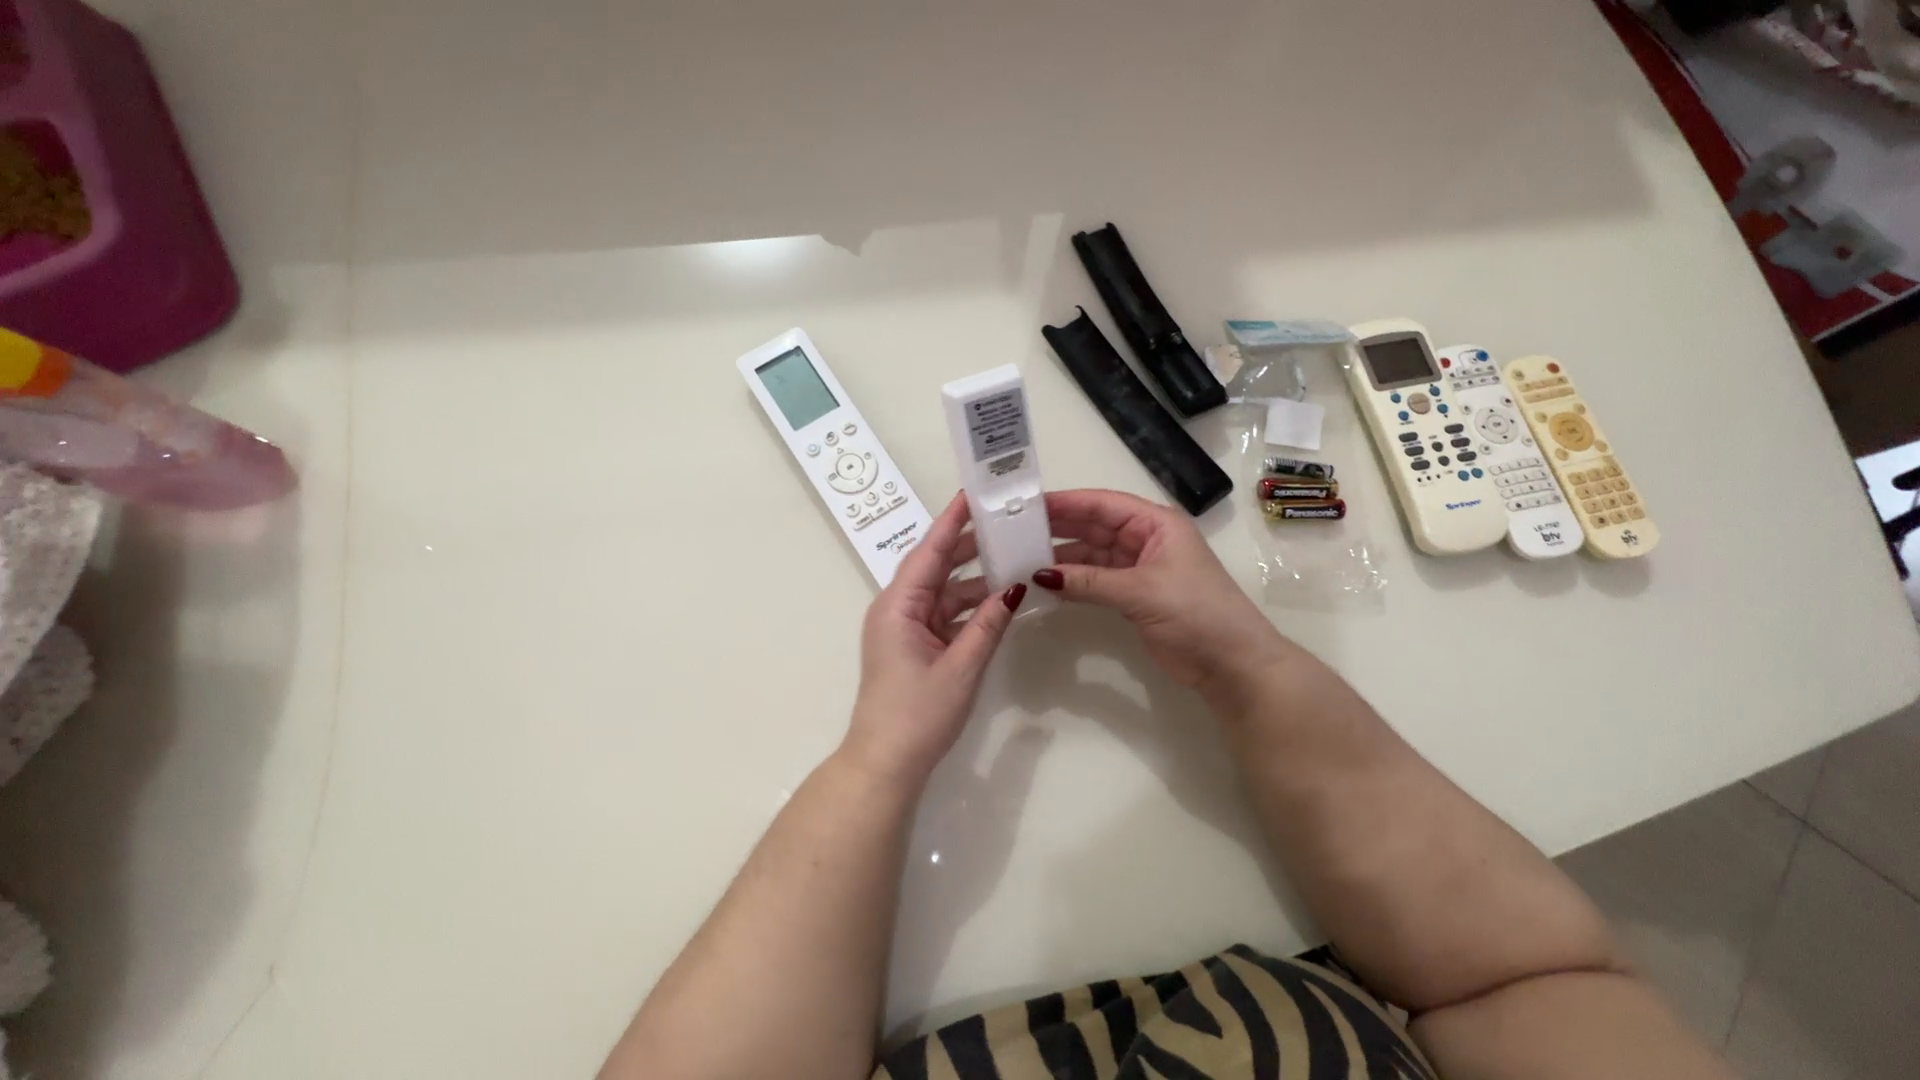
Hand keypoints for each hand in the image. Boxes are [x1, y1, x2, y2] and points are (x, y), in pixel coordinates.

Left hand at [840, 494, 1024, 788]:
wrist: (886, 763)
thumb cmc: (918, 714)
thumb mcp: (960, 667)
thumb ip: (988, 624)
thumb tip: (1014, 587)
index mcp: (898, 606)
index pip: (928, 551)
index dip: (952, 521)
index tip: (974, 494)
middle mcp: (897, 609)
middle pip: (935, 566)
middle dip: (968, 545)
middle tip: (1005, 522)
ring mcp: (905, 628)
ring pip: (942, 590)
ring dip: (973, 578)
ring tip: (1012, 556)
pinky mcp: (914, 646)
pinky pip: (944, 613)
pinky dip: (969, 606)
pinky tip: (998, 598)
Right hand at [1033, 489, 1287, 691]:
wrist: (1231, 662)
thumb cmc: (1196, 612)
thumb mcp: (1141, 591)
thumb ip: (1089, 582)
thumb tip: (1038, 576)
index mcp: (1157, 524)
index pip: (1103, 504)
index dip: (1065, 503)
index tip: (1026, 504)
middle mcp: (1146, 539)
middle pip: (1094, 526)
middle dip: (1057, 528)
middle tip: (1013, 529)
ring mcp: (1139, 568)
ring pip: (1092, 554)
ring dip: (1061, 557)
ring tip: (1020, 557)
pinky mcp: (1134, 595)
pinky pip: (1095, 580)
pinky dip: (1073, 581)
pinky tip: (1044, 583)